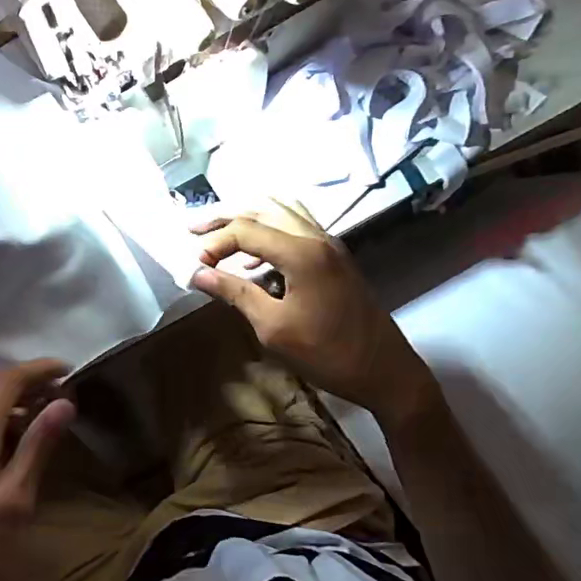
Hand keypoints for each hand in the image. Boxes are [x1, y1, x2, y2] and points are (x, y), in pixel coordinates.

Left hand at [0, 360, 75, 580]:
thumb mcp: (15, 496)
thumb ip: (38, 445)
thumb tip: (65, 403)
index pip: (9, 380)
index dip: (40, 369)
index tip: (70, 371)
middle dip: (30, 381)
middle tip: (64, 392)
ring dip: (16, 399)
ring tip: (47, 414)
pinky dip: (1, 417)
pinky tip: (18, 439)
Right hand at [191, 201, 432, 424]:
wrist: (385, 371)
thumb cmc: (327, 353)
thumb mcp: (273, 327)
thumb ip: (235, 293)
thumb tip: (198, 274)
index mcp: (302, 251)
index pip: (246, 230)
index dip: (215, 243)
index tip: (196, 266)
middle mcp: (317, 237)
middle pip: (264, 209)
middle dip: (227, 217)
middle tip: (195, 231)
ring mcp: (330, 246)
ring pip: (283, 213)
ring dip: (249, 220)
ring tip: (219, 236)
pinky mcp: (336, 259)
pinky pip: (297, 229)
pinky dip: (270, 233)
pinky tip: (253, 260)